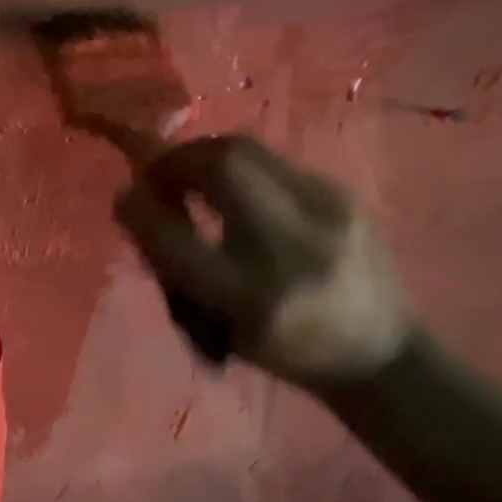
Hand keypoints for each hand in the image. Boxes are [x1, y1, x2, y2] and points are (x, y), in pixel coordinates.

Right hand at [114, 134, 411, 385]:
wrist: (378, 353)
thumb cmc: (281, 348)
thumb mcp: (214, 326)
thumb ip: (173, 266)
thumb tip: (139, 202)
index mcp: (249, 296)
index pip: (173, 235)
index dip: (137, 208)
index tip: (123, 198)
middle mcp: (291, 247)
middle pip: (221, 165)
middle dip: (175, 161)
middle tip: (158, 175)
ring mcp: (327, 212)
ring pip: (246, 149)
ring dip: (203, 155)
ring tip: (190, 174)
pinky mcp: (345, 194)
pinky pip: (273, 161)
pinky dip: (239, 168)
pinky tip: (235, 189)